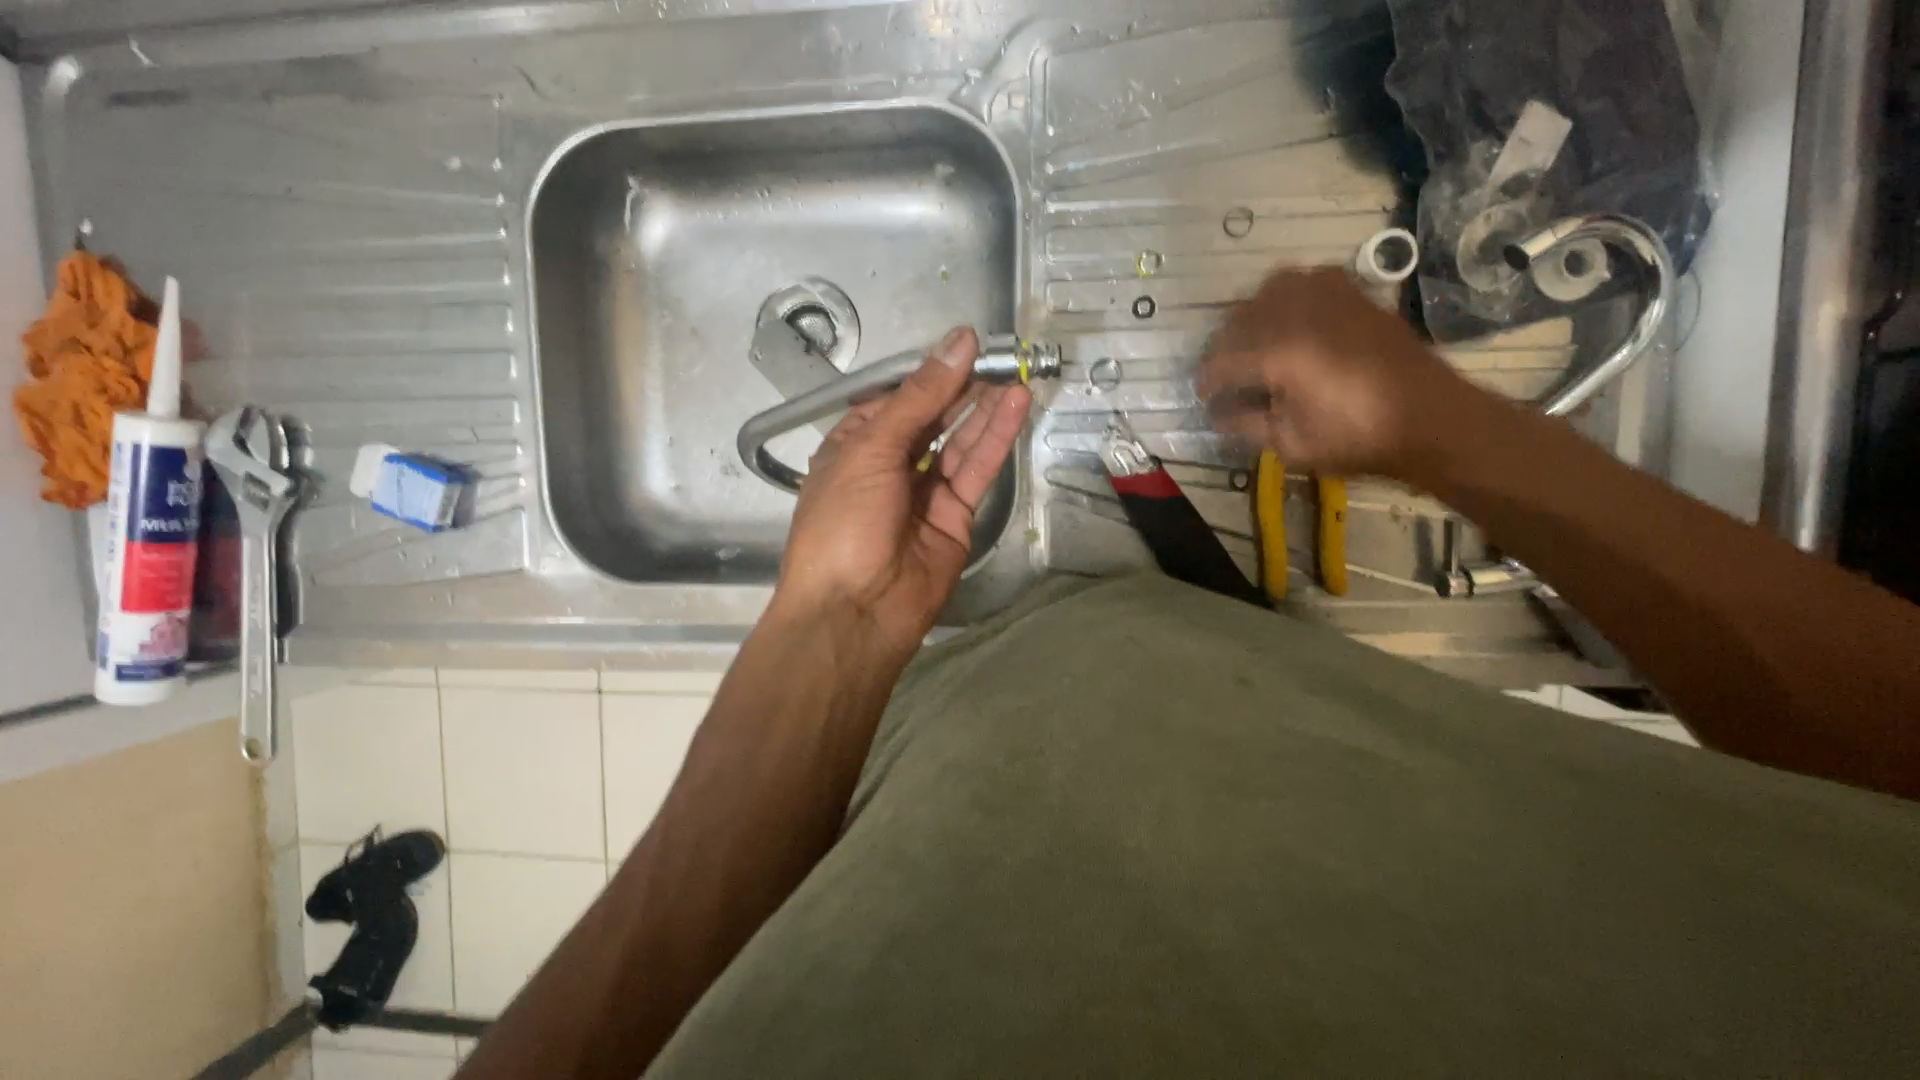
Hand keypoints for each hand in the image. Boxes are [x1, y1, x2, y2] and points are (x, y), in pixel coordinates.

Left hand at [772, 327, 1032, 646]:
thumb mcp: (870, 448)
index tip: (966, 344)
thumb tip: (956, 342)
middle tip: (999, 354)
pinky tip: (1015, 406)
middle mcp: (889, 466)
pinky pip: (976, 470)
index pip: (897, 398)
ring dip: (985, 408)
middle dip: (962, 388)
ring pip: (959, 441)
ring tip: (1014, 373)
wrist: (854, 610)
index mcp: (854, 446)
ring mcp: (924, 492)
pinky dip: (996, 439)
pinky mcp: (955, 516)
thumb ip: (919, 398)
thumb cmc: (842, 521)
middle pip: (932, 418)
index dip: (930, 372)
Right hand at [1198, 266, 1485, 477]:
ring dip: (1252, 317)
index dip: (1206, 383)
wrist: (1429, 416)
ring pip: (1267, 290)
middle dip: (1223, 349)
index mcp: (1278, 354)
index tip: (1203, 399)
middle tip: (1225, 377)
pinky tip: (1293, 321)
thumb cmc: (1357, 438)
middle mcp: (1297, 314)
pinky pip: (1306, 279)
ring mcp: (1327, 296)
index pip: (1221, 361)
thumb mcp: (1292, 444)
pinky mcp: (1352, 293)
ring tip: (1254, 344)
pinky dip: (1288, 296)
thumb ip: (1246, 425)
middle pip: (1238, 320)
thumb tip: (1217, 415)